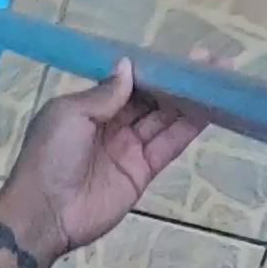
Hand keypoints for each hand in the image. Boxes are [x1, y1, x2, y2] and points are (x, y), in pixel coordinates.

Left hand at [0, 55, 217, 258]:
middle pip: (150, 100)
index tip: (181, 53)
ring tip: (222, 76)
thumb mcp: (68, 115)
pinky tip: (213, 106)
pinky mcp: (141, 173)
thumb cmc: (48, 158)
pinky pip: (169, 145)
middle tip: (213, 60)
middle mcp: (110, 127)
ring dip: (191, 99)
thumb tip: (128, 66)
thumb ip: (102, 93)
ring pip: (164, 120)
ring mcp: (127, 151)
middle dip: (178, 80)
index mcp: (87, 110)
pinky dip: (190, 127)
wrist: (44, 214)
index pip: (127, 84)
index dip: (153, 69)